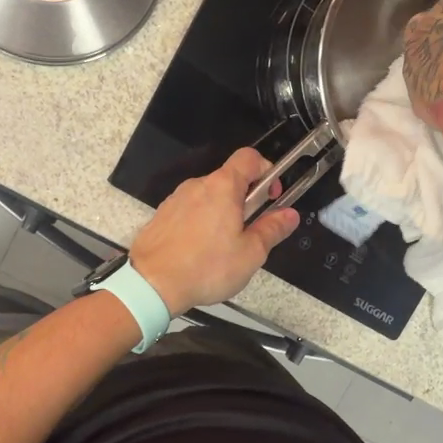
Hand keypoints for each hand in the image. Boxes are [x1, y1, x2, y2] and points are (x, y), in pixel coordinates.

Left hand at [127, 148, 300, 315]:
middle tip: (252, 229)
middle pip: (228, 179)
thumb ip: (272, 229)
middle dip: (245, 199)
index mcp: (223, 187)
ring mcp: (177, 199)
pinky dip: (201, 223)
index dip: (266, 170)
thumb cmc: (206, 268)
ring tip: (225, 246)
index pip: (249, 158)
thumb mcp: (250, 253)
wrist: (152, 283)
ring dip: (222, 213)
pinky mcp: (163, 216)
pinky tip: (202, 251)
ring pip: (208, 197)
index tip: (272, 195)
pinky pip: (190, 211)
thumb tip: (290, 215)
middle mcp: (198, 186)